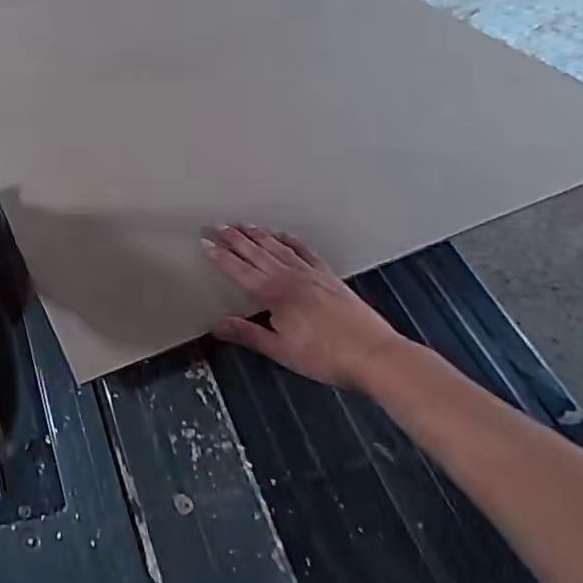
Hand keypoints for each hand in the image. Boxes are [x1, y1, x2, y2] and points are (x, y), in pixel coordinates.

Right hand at [202, 225, 415, 390]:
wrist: (376, 357)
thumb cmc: (329, 357)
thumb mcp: (280, 350)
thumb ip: (247, 334)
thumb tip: (218, 326)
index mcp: (274, 294)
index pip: (239, 270)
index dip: (220, 257)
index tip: (206, 245)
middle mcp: (291, 279)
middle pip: (257, 253)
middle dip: (235, 238)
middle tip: (220, 226)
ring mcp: (313, 276)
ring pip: (279, 248)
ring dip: (260, 235)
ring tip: (245, 225)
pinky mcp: (331, 280)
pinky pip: (307, 253)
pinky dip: (294, 243)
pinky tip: (287, 237)